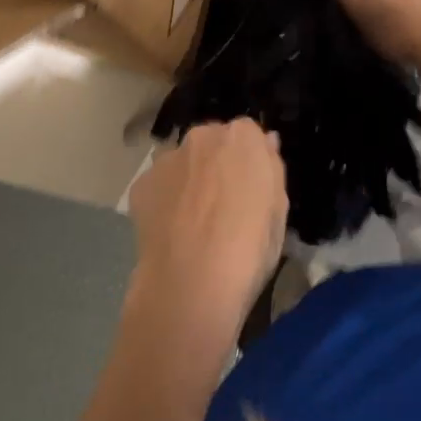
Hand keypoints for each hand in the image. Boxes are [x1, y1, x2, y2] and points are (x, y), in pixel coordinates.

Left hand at [127, 118, 286, 336]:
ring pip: (183, 163)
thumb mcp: (279, 211)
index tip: (251, 189)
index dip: (250, 162)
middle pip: (213, 143)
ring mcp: (167, 159)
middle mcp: (201, 136)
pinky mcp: (141, 185)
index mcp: (242, 137)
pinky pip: (160, 186)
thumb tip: (266, 142)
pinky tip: (172, 232)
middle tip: (223, 205)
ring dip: (189, 180)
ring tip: (193, 223)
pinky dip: (165, 201)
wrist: (190, 285)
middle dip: (217, 164)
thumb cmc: (249, 249)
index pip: (249, 135)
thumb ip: (272, 167)